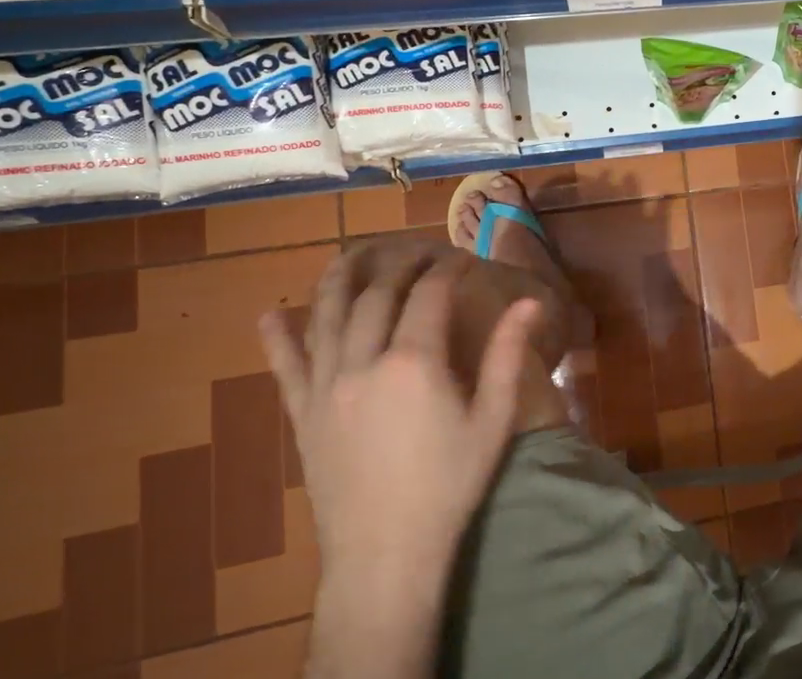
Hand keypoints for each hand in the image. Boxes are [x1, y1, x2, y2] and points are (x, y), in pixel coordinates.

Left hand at [260, 246, 532, 583]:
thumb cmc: (451, 483)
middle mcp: (363, 362)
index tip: (462, 258)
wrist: (387, 548)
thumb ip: (508, 355)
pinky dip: (278, 337)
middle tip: (419, 252)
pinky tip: (271, 314)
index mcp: (415, 362)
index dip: (446, 269)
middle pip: (376, 296)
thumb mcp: (494, 419)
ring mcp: (326, 387)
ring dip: (339, 280)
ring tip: (352, 254)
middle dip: (399, 265)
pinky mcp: (303, 414)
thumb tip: (530, 304)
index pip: (428, 295)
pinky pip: (286, 366)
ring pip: (326, 317)